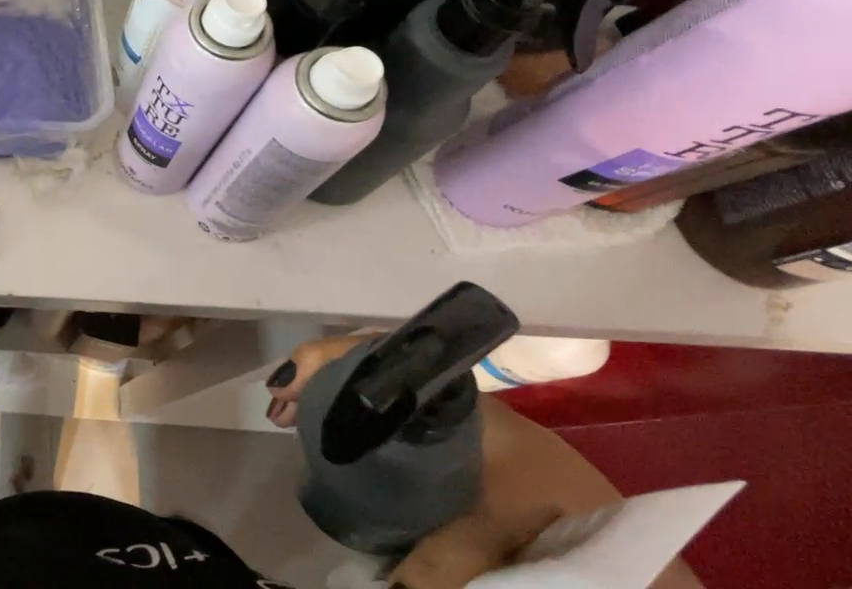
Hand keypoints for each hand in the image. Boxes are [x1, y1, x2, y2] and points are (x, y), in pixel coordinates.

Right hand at [266, 337, 632, 588]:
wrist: (640, 557)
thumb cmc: (565, 524)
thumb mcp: (501, 536)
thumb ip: (441, 561)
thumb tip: (383, 583)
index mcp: (461, 402)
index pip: (380, 353)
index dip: (324, 360)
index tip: (287, 390)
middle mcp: (455, 402)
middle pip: (371, 367)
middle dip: (318, 380)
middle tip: (279, 409)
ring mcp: (459, 425)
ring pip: (381, 393)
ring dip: (335, 402)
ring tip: (296, 423)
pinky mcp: (464, 454)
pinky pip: (394, 422)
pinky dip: (358, 425)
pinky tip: (341, 450)